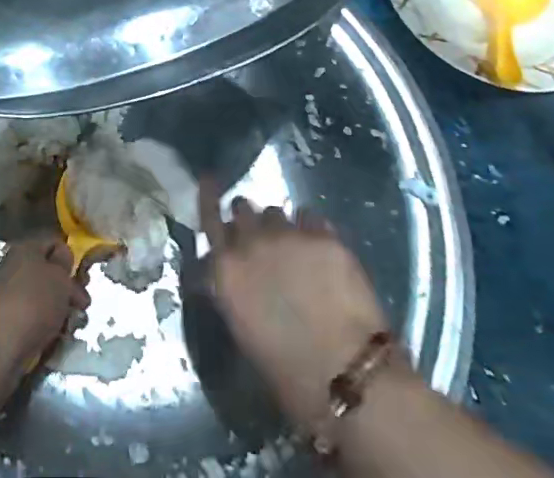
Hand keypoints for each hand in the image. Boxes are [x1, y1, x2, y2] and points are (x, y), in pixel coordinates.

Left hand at [0, 235, 89, 373]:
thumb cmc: (34, 302)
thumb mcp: (59, 276)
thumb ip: (65, 263)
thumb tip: (62, 258)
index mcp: (26, 248)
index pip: (54, 242)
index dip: (71, 257)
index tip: (84, 277)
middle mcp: (14, 266)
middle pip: (49, 272)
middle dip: (68, 288)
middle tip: (82, 304)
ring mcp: (8, 293)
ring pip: (43, 296)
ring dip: (60, 309)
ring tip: (72, 324)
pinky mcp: (6, 319)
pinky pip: (34, 315)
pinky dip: (46, 324)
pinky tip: (56, 336)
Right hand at [201, 188, 396, 431]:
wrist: (345, 374)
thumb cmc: (286, 369)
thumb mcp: (241, 326)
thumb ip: (233, 286)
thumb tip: (237, 269)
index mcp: (225, 270)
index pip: (208, 217)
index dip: (208, 195)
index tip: (210, 178)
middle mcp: (251, 243)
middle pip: (243, 209)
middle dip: (249, 219)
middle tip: (261, 236)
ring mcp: (288, 235)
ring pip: (276, 211)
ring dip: (279, 225)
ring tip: (293, 245)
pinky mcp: (325, 237)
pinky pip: (310, 217)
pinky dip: (310, 228)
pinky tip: (320, 247)